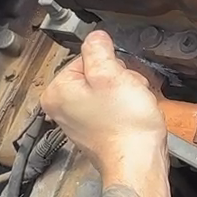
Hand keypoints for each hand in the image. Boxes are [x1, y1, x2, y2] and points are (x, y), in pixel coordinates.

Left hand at [42, 31, 164, 163]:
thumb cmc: (125, 125)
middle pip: (97, 73)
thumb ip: (99, 50)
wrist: (139, 160)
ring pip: (108, 89)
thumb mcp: (112, 75)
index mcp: (58, 91)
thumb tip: (95, 36)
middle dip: (119, 78)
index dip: (111, 64)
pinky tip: (131, 116)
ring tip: (131, 106)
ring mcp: (78, 120)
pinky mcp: (96, 130)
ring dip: (125, 92)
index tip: (120, 78)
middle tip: (127, 92)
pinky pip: (112, 106)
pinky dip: (125, 108)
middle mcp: (62, 107)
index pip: (87, 57)